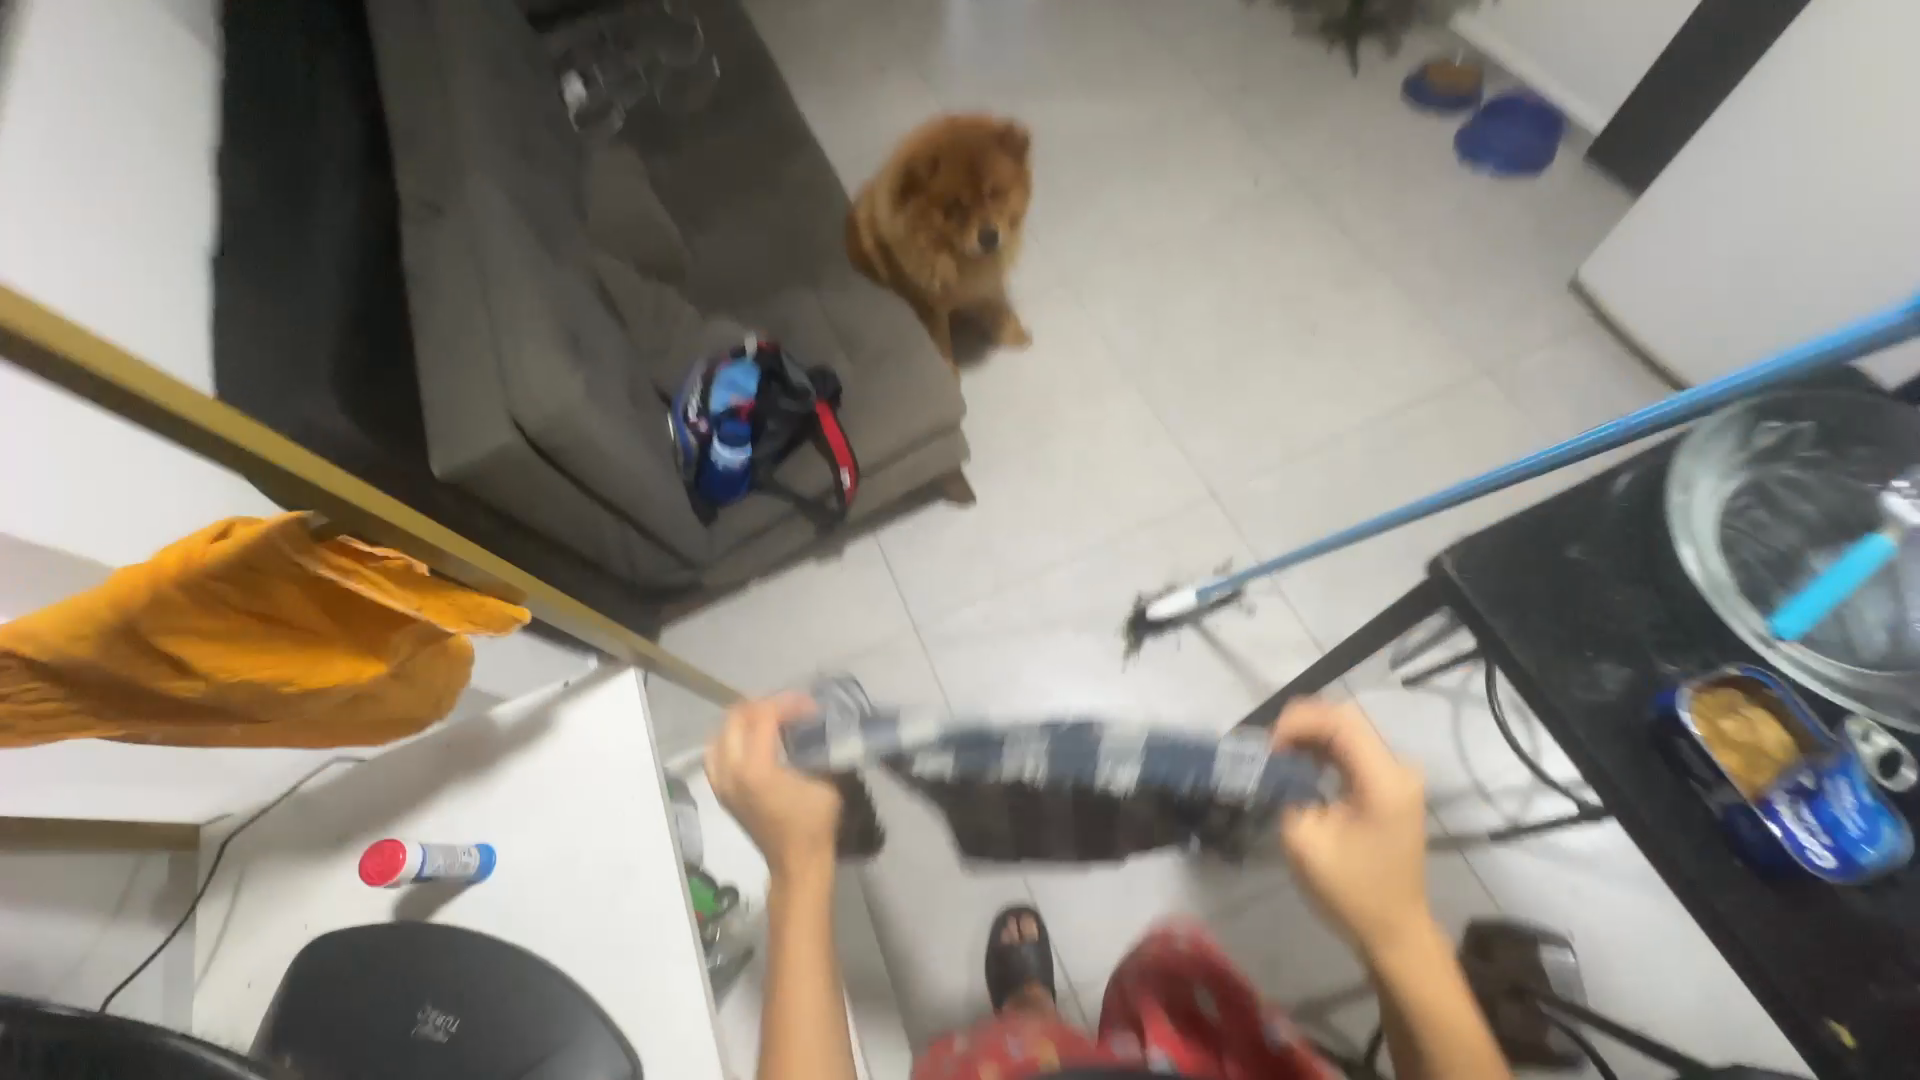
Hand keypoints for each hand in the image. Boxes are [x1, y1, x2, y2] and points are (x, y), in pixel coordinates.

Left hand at [705, 694, 841, 880]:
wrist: (796, 862)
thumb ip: (816, 746)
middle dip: (764, 705)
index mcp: (757, 768)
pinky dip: (731, 739)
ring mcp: (721, 783)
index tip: (810, 706)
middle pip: (736, 718)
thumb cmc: (815, 822)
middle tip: (790, 708)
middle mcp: (731, 772)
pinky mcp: (721, 792)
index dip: (788, 703)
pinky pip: (715, 754)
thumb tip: (815, 724)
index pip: (763, 715)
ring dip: (744, 721)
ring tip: (769, 721)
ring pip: (719, 734)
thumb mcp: (825, 778)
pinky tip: (753, 742)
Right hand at [1272, 700, 1434, 956]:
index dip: (1297, 722)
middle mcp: (1398, 768)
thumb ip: (1285, 789)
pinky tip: (1297, 765)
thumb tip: (1271, 762)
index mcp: (1384, 780)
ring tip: (1275, 757)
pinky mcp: (1388, 784)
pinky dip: (1319, 749)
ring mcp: (1396, 775)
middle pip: (1343, 719)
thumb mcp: (1303, 839)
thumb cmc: (1350, 890)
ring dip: (1307, 736)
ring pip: (1345, 730)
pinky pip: (1350, 749)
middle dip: (1299, 725)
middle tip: (1266, 750)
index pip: (1339, 722)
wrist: (1394, 929)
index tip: (1266, 747)